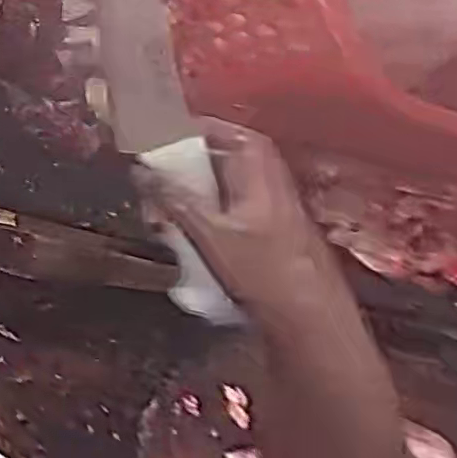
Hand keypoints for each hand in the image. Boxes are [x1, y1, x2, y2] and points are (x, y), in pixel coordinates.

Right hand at [133, 119, 347, 317]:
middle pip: (237, 161)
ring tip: (167, 200)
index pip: (244, 140)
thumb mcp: (209, 234)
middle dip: (195, 157)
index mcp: (265, 187)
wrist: (315, 330)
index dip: (209, 127)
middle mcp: (276, 197)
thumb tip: (141, 169)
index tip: (172, 127)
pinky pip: (237, 209)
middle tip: (161, 163)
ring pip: (234, 187)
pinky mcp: (275, 241)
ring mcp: (279, 220)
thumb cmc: (264, 276)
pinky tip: (187, 228)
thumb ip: (174, 199)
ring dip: (198, 186)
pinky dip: (208, 208)